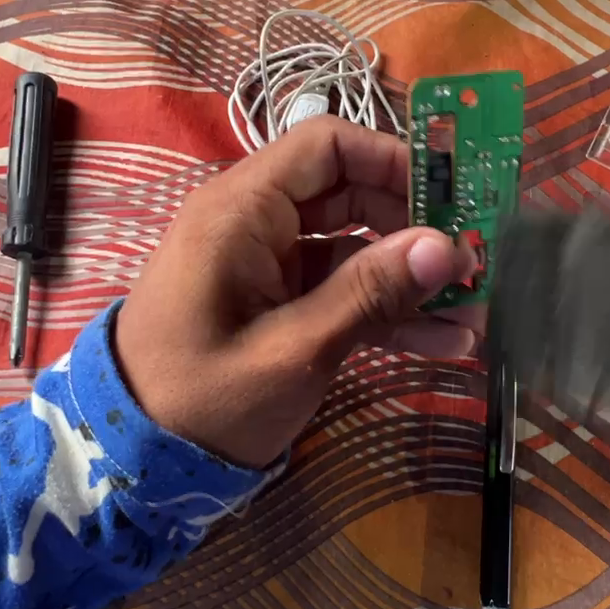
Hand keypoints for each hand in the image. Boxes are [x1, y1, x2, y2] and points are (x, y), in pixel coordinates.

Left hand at [114, 116, 477, 467]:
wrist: (134, 462)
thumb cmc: (201, 400)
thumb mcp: (291, 350)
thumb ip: (368, 294)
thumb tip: (447, 246)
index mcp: (242, 210)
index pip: (326, 146)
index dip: (393, 159)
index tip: (452, 197)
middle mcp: (256, 224)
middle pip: (351, 195)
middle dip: (416, 229)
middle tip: (476, 264)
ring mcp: (268, 266)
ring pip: (354, 248)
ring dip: (411, 280)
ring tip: (474, 315)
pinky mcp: (278, 305)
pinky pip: (340, 291)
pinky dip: (385, 312)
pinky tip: (443, 343)